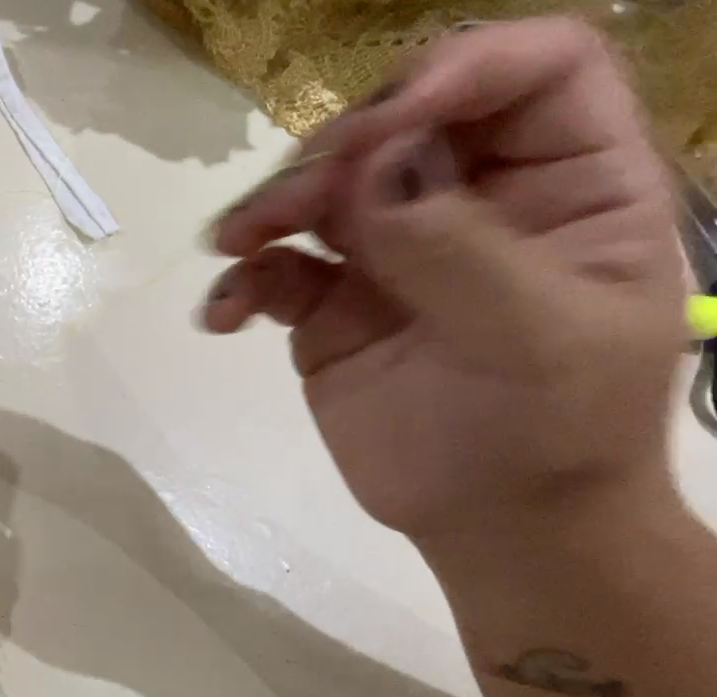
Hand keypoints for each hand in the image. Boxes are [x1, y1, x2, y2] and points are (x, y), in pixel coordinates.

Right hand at [202, 17, 688, 555]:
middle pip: (399, 127)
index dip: (457, 73)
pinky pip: (274, 273)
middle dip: (333, 154)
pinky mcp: (329, 309)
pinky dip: (239, 285)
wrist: (492, 524)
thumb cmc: (548, 430)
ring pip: (321, 193)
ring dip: (268, 210)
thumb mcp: (534, 336)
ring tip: (233, 249)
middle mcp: (477, 202)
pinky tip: (223, 315)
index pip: (531, 74)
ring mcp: (393, 256)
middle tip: (287, 207)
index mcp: (571, 184)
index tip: (379, 131)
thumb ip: (458, 246)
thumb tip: (374, 162)